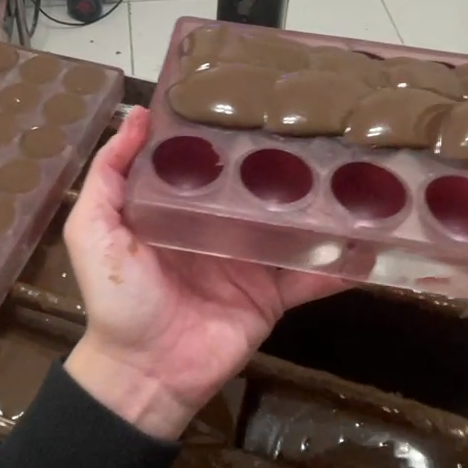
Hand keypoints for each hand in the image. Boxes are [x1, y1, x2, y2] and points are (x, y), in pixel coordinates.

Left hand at [61, 107, 345, 439]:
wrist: (144, 372)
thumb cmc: (116, 296)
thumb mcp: (94, 228)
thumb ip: (109, 174)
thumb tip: (138, 115)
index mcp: (178, 205)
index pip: (210, 158)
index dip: (229, 132)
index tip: (260, 95)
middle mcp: (218, 224)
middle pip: (258, 186)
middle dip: (287, 160)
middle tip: (325, 125)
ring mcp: (251, 259)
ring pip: (292, 224)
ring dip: (322, 205)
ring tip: (363, 171)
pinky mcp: (274, 294)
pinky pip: (312, 276)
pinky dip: (342, 263)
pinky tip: (373, 240)